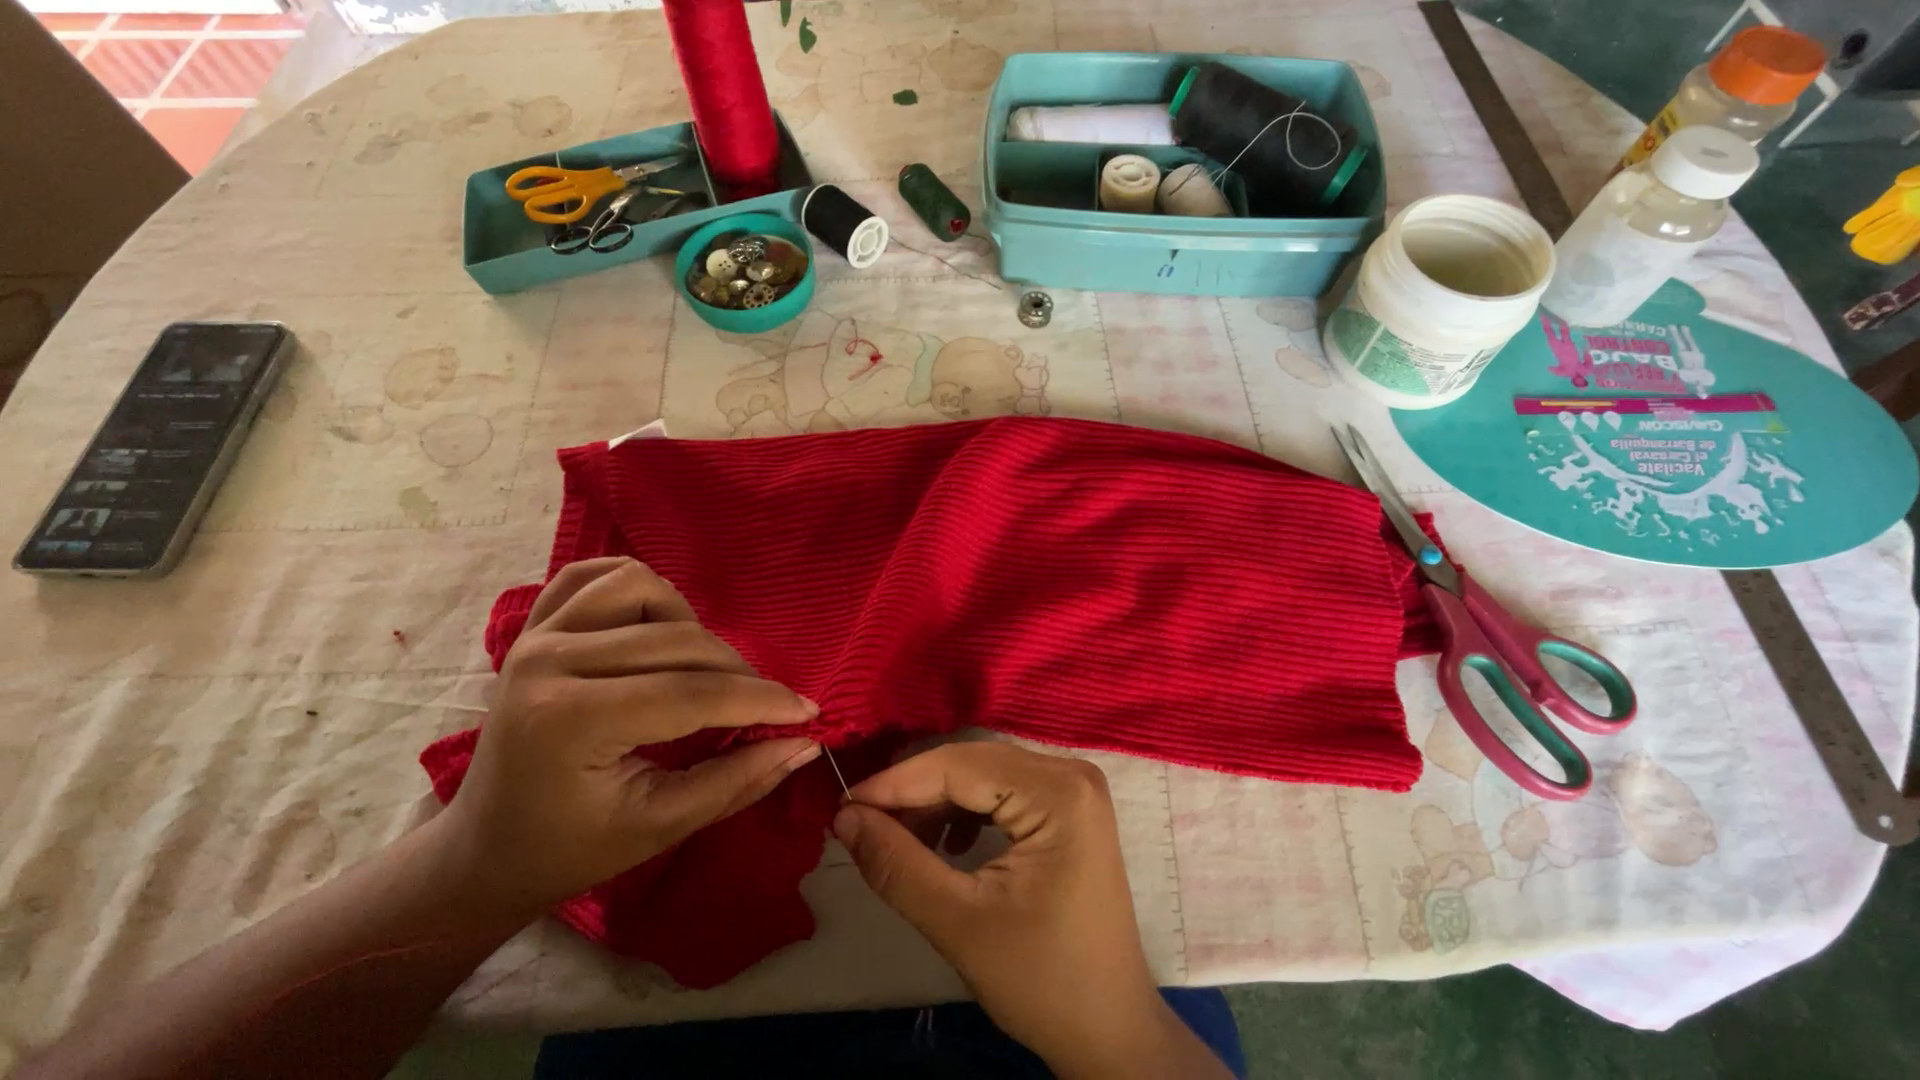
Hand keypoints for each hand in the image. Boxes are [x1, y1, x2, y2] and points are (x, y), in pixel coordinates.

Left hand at [433, 557, 820, 924]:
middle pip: (678, 639)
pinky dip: (636, 588)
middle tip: (764, 709)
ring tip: (700, 671)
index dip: (762, 701)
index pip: (692, 692)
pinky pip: (592, 575)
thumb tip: (804, 743)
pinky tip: (656, 624)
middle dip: (738, 673)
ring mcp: (534, 635)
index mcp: (571, 718)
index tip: (809, 713)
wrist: (486, 850)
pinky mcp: (531, 627)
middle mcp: (549, 660)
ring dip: (687, 623)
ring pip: (641, 586)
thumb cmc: (569, 850)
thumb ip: (737, 781)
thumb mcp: (659, 827)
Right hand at [834, 743, 1225, 1077]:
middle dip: (913, 792)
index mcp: (1058, 793)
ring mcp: (1074, 791)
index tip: (840, 808)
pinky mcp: (1068, 812)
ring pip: (983, 775)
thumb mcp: (958, 922)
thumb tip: (844, 816)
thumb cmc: (1042, 980)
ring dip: (935, 803)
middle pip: (971, 763)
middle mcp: (1071, 774)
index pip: (959, 764)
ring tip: (897, 843)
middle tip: (860, 825)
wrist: (1107, 1029)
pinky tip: (944, 848)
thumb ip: (897, 864)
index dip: (895, 783)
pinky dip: (964, 813)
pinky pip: (1002, 793)